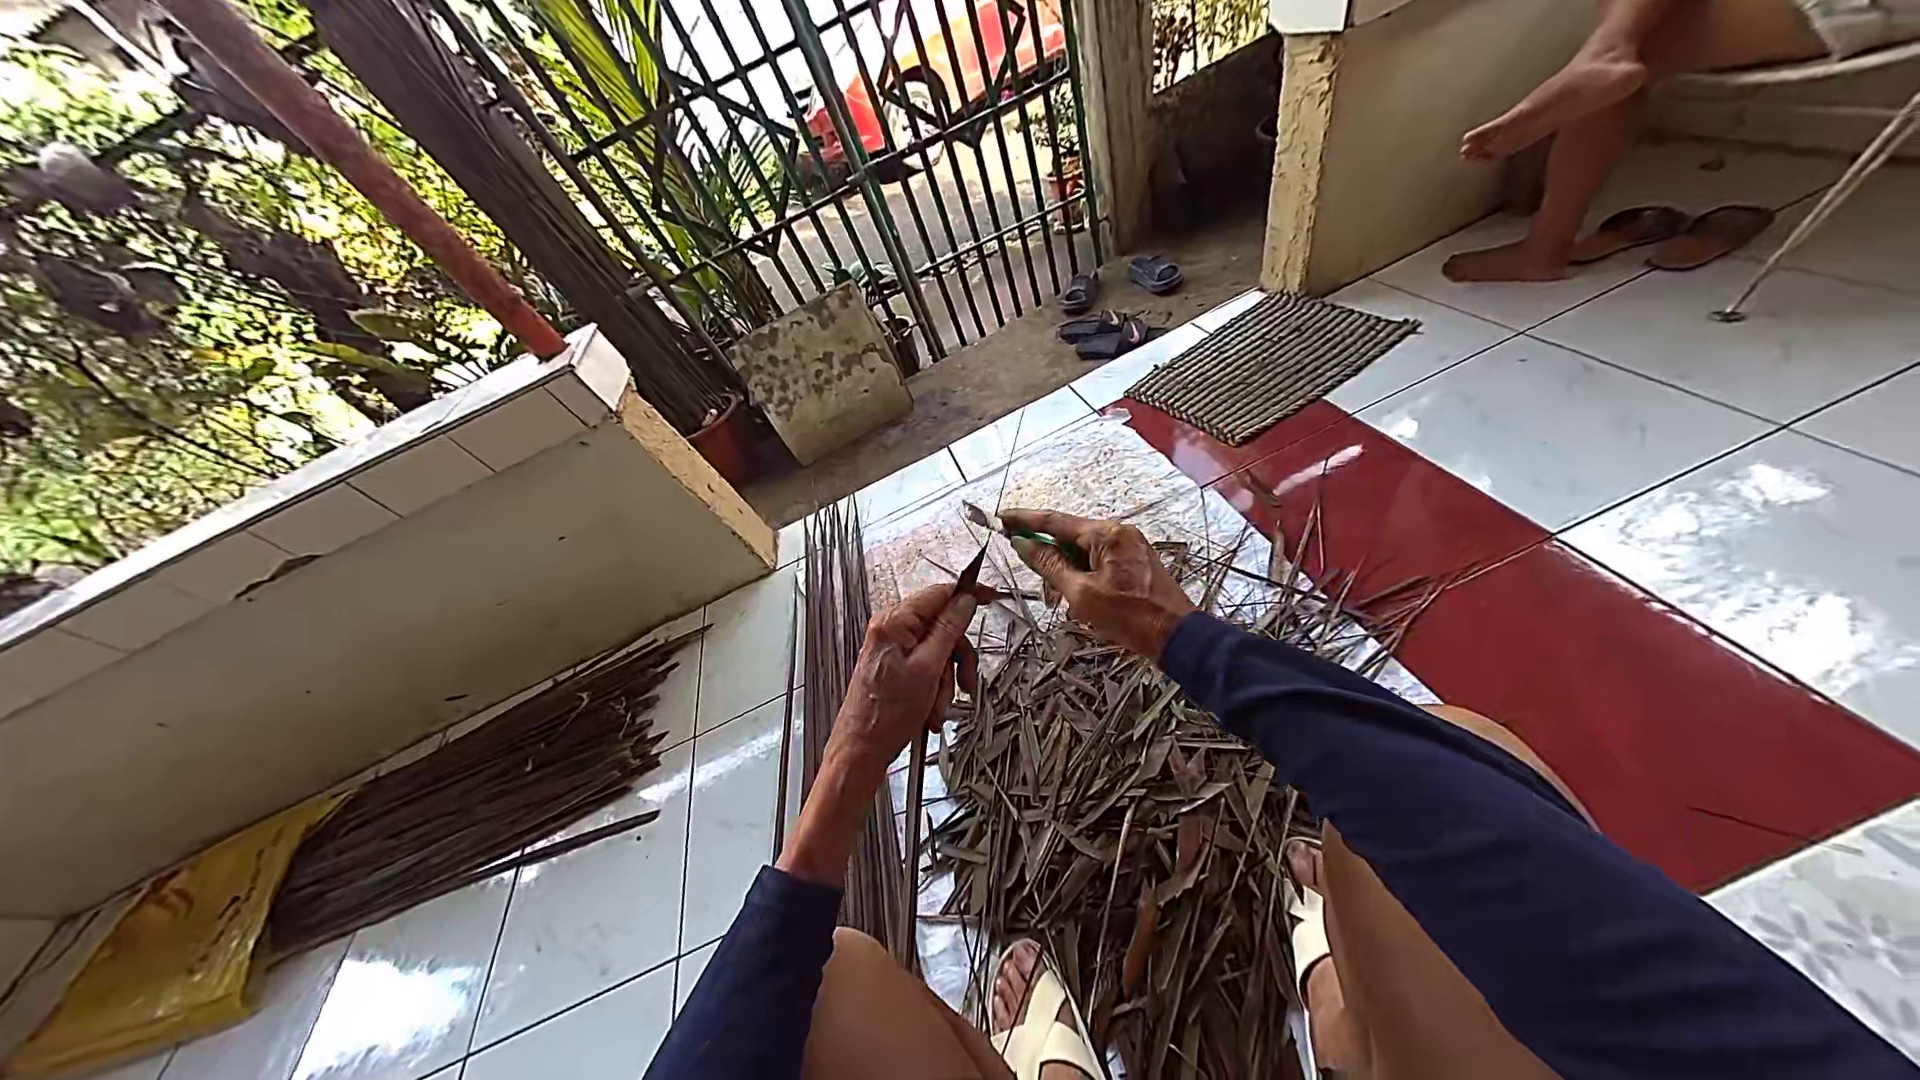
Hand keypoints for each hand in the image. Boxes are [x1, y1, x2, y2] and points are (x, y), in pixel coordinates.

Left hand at [824, 585, 979, 776]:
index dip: (968, 596)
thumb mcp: (929, 668)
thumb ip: (949, 629)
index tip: (990, 598)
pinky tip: (930, 709)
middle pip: (943, 627)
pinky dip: (935, 688)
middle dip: (957, 658)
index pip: (939, 594)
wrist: (862, 749)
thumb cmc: (886, 714)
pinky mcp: (896, 666)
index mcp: (895, 621)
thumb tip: (966, 600)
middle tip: (965, 681)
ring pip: (940, 650)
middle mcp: (892, 629)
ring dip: (946, 680)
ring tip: (939, 704)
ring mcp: (893, 648)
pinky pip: (928, 667)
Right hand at [1000, 508, 1195, 661]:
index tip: (1001, 517)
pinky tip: (1079, 598)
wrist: (1175, 637)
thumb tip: (1024, 545)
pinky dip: (1082, 576)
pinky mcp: (1133, 561)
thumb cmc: (1129, 617)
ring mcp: (1128, 546)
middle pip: (1069, 537)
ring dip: (1066, 573)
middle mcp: (1118, 532)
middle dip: (1049, 559)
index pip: (1055, 521)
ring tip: (1065, 601)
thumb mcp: (1081, 593)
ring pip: (1082, 552)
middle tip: (1041, 586)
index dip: (1025, 520)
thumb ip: (1049, 565)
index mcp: (1107, 534)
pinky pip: (1097, 561)